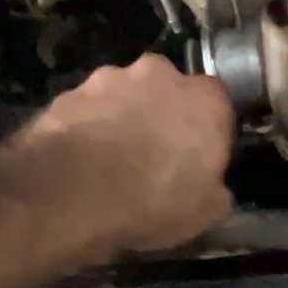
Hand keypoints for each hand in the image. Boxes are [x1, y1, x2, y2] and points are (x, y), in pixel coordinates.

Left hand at [14, 54, 234, 251]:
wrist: (75, 193)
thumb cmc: (157, 200)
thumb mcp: (206, 212)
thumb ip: (217, 191)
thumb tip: (215, 189)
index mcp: (206, 101)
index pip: (218, 104)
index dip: (210, 130)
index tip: (201, 156)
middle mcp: (160, 75)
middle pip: (169, 91)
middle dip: (165, 115)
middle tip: (158, 155)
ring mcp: (110, 78)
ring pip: (126, 96)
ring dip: (125, 119)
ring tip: (114, 160)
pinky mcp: (69, 92)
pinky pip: (89, 110)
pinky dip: (90, 128)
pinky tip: (84, 161)